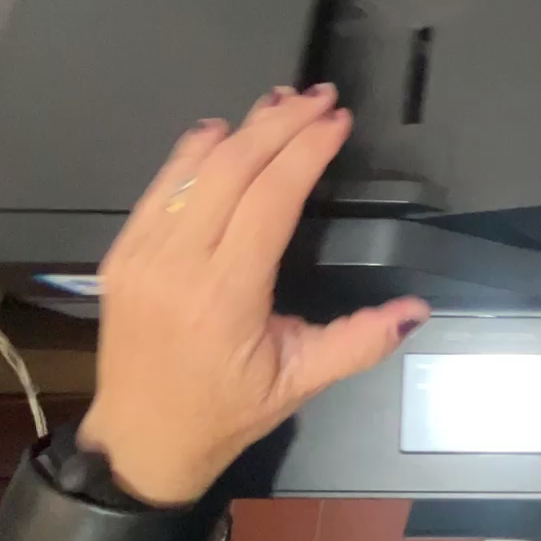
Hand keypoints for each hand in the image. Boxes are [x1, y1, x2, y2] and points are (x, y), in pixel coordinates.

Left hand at [78, 84, 428, 504]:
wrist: (138, 443)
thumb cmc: (226, 411)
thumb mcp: (302, 382)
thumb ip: (361, 341)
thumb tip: (418, 309)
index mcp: (225, 294)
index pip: (270, 198)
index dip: (307, 151)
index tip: (337, 120)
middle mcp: (177, 264)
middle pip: (233, 168)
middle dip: (282, 123)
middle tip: (321, 97)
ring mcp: (142, 253)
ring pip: (195, 168)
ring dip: (242, 126)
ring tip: (282, 99)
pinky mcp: (122, 252)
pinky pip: (160, 185)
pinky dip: (193, 149)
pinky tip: (221, 127)